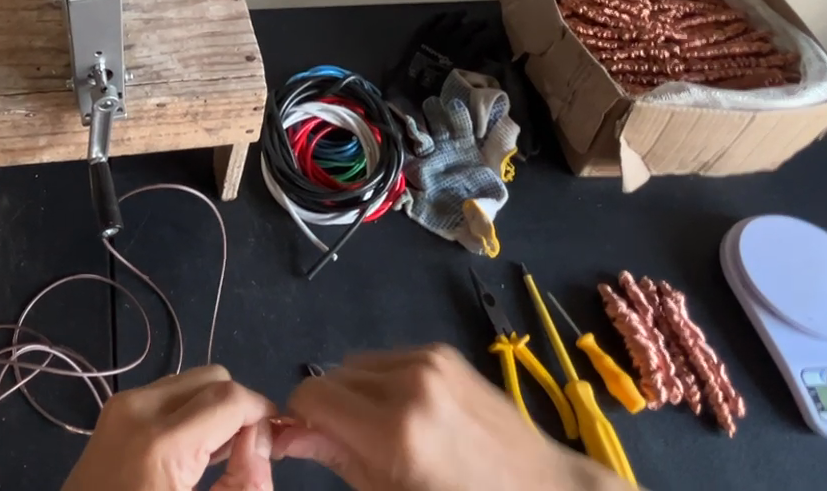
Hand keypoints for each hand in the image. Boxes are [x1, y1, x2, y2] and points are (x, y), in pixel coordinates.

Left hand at [63, 365, 276, 490]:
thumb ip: (243, 484)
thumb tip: (262, 439)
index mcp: (161, 442)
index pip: (230, 397)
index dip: (261, 414)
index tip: (274, 444)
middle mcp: (139, 408)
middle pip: (213, 378)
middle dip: (237, 409)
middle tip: (245, 454)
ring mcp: (121, 405)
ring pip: (190, 380)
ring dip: (213, 408)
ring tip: (218, 456)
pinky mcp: (113, 409)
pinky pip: (167, 391)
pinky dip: (190, 410)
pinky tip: (190, 450)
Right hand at [274, 345, 623, 490]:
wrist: (543, 489)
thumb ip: (334, 455)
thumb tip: (283, 432)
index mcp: (395, 429)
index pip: (312, 395)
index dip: (301, 417)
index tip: (310, 439)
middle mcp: (407, 382)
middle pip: (332, 376)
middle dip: (331, 408)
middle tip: (355, 445)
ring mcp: (427, 360)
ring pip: (356, 364)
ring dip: (356, 392)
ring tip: (388, 430)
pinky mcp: (440, 350)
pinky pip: (386, 357)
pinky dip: (384, 380)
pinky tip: (411, 412)